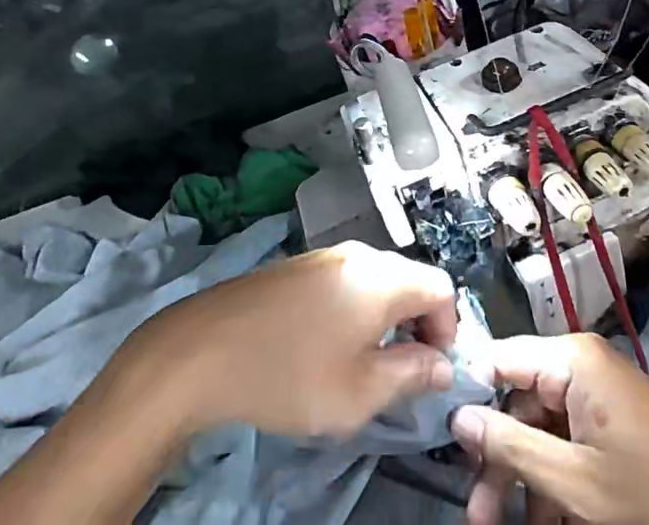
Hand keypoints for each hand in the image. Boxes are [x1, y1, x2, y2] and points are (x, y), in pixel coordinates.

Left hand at [126, 240, 459, 439]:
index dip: (447, 329)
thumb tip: (440, 364)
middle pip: (408, 280)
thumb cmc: (290, 375)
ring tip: (360, 362)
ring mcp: (321, 257)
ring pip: (374, 281)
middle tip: (399, 371)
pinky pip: (343, 281)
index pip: (441, 287)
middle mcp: (356, 255)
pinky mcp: (294, 267)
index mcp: (381, 277)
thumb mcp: (360, 392)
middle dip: (416, 324)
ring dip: (383, 318)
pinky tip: (324, 344)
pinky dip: (352, 309)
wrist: (201, 350)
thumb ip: (412, 374)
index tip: (429, 369)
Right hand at [449, 335, 648, 524]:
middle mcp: (581, 369)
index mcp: (570, 361)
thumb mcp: (574, 481)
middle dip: (497, 462)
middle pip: (518, 405)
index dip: (469, 397)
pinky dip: (554, 487)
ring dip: (523, 483)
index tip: (443, 440)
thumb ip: (509, 447)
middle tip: (477, 516)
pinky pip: (569, 448)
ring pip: (541, 433)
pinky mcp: (614, 430)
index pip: (498, 360)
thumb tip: (455, 418)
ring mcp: (599, 399)